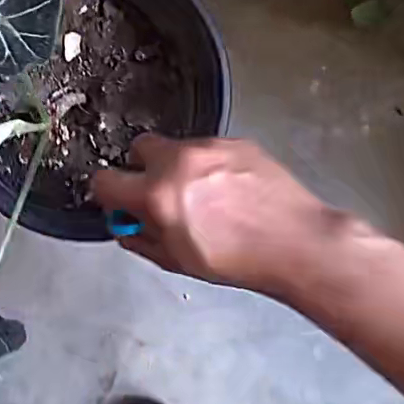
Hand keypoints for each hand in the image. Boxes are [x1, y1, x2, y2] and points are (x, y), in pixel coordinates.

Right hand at [91, 135, 354, 295]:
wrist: (298, 244)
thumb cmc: (240, 258)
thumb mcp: (177, 260)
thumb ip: (140, 240)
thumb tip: (126, 229)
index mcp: (156, 195)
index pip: (104, 180)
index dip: (106, 193)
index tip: (116, 200)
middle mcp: (177, 164)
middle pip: (137, 148)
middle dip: (140, 167)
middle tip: (156, 190)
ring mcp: (208, 149)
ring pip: (175, 147)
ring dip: (177, 167)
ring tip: (202, 196)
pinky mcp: (235, 143)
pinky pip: (208, 149)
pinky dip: (208, 166)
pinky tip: (227, 191)